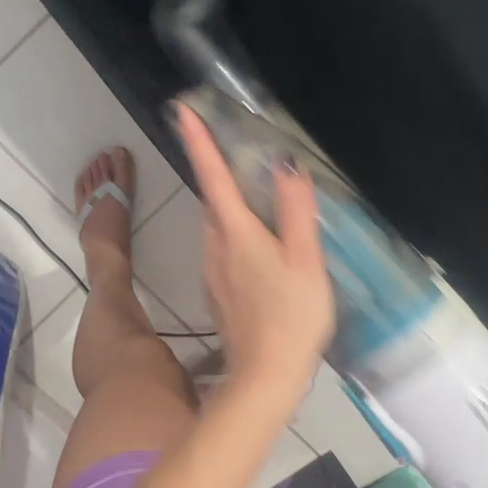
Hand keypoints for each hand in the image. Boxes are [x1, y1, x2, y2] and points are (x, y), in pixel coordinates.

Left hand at [173, 102, 334, 406]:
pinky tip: (256, 243)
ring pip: (216, 224)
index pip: (211, 175)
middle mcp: (214, 246)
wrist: (264, 376)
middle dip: (214, 170)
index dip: (198, 141)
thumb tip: (284, 164)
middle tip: (229, 146)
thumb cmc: (291, 315)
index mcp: (235, 231)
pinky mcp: (218, 292)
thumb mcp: (305, 259)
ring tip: (251, 192)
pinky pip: (221, 248)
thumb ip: (296, 210)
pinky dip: (232, 233)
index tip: (181, 110)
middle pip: (211, 199)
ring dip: (225, 203)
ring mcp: (212, 271)